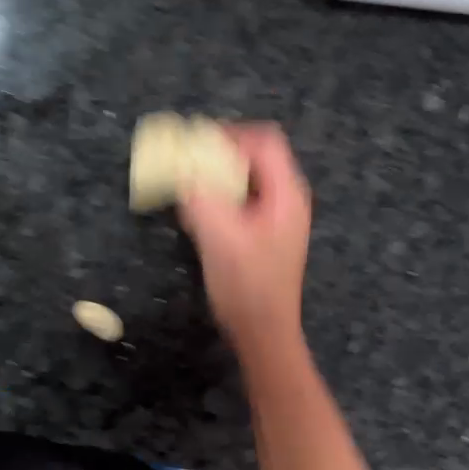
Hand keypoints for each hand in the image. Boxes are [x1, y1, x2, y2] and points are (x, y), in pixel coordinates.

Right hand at [179, 124, 312, 353]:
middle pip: (256, 158)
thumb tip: (182, 168)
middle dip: (220, 156)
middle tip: (187, 162)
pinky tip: (197, 215)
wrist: (264, 334)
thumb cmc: (247, 287)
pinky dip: (219, 198)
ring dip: (217, 178)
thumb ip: (200, 197)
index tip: (195, 144)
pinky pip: (242, 201)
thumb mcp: (219, 237)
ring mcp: (278, 218)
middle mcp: (287, 200)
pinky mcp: (264, 235)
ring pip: (247, 180)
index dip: (231, 135)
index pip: (265, 142)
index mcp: (286, 194)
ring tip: (188, 187)